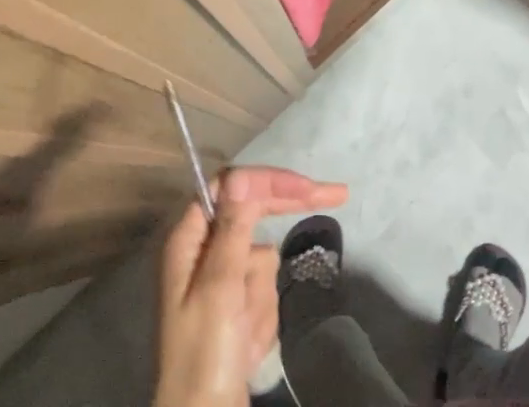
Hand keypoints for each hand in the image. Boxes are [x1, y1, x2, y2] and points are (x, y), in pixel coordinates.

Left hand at [152, 167, 348, 406]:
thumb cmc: (206, 352)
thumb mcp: (220, 287)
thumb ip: (233, 228)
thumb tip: (241, 175)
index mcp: (188, 240)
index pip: (233, 186)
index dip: (270, 181)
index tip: (310, 187)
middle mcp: (202, 251)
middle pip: (252, 213)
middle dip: (286, 213)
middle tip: (339, 195)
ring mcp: (219, 279)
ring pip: (261, 258)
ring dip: (262, 292)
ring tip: (246, 329)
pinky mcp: (233, 305)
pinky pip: (262, 289)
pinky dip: (262, 312)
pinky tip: (250, 341)